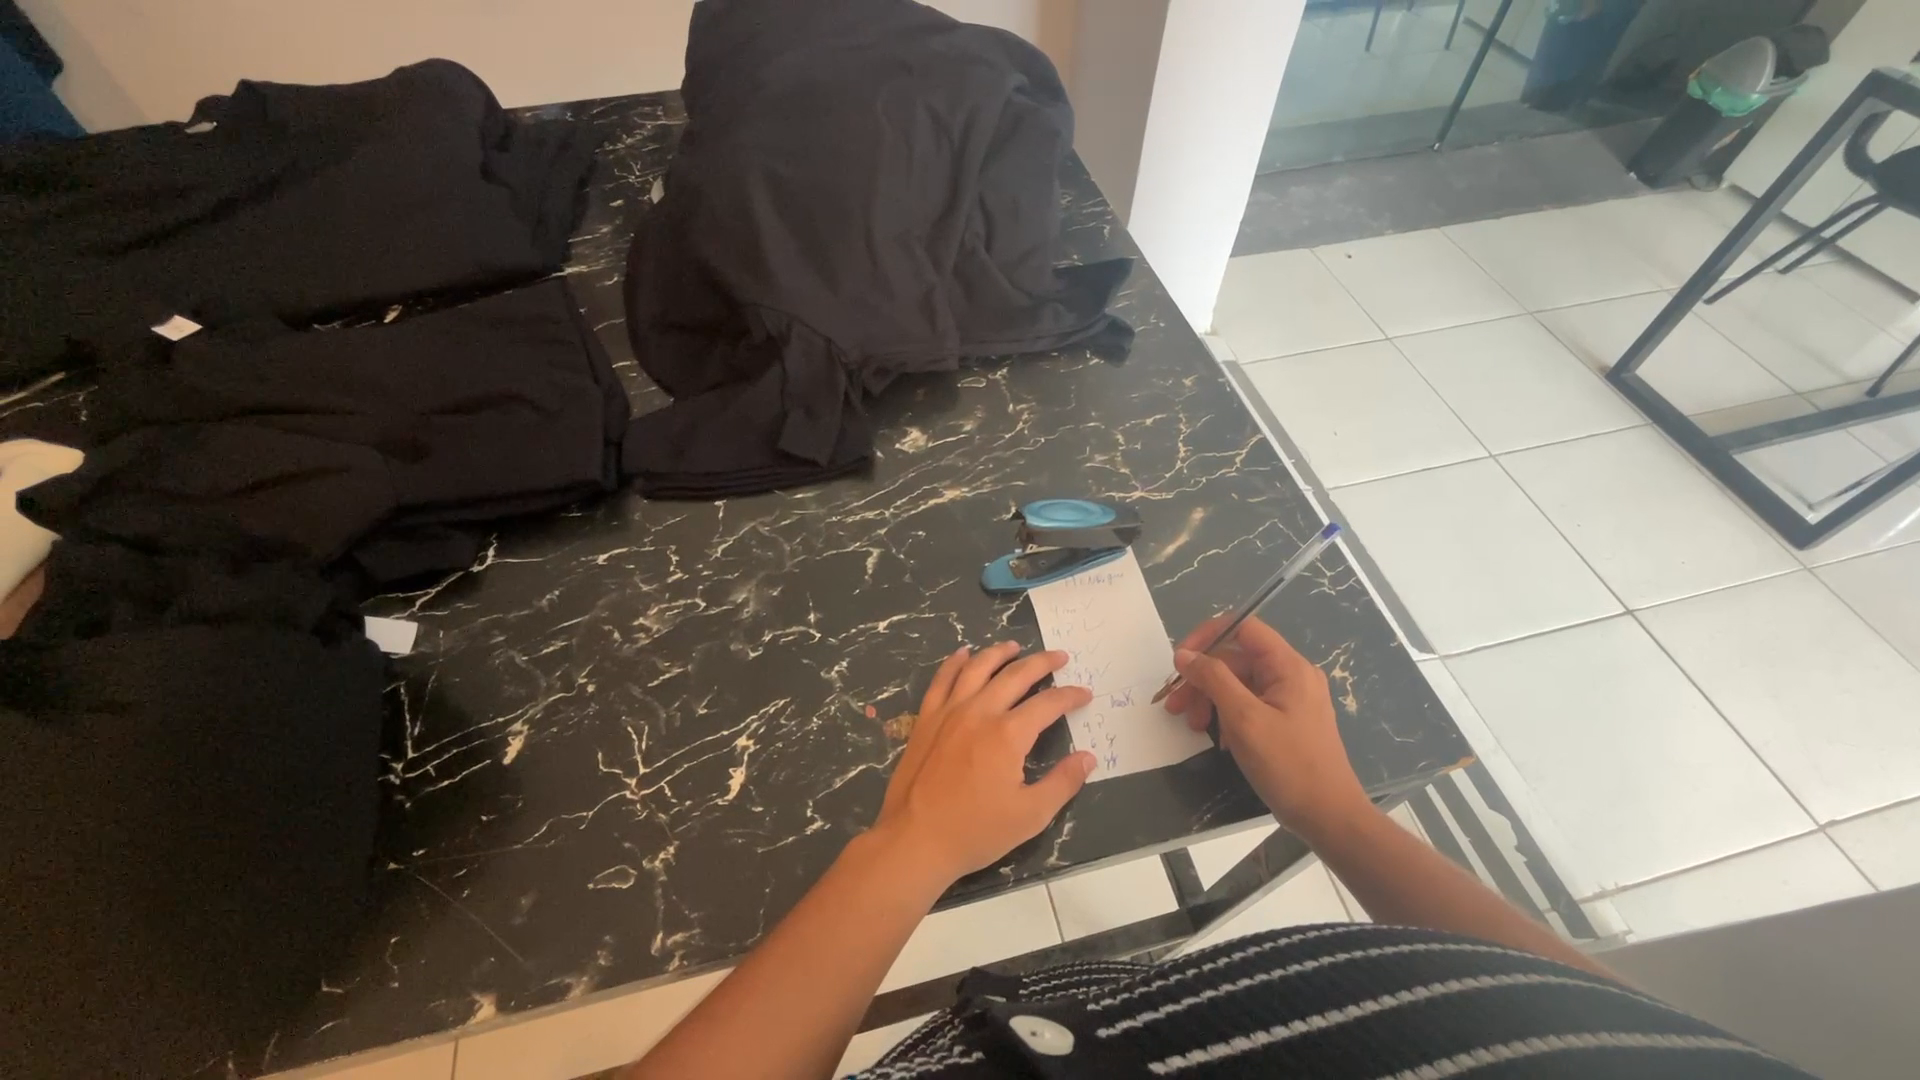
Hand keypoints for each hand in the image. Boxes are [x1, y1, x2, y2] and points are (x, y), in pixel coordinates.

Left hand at [872, 643, 1096, 884]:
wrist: (915, 839)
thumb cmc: (976, 831)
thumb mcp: (1030, 815)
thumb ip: (1062, 782)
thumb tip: (1087, 757)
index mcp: (1008, 734)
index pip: (1048, 704)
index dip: (1070, 696)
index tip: (1084, 694)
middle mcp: (979, 712)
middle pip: (1015, 675)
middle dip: (1041, 663)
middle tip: (1059, 657)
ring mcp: (949, 712)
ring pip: (977, 668)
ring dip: (999, 653)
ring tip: (1015, 646)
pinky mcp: (926, 719)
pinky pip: (941, 680)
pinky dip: (954, 662)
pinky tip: (963, 654)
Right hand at [1163, 616, 1370, 838]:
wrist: (1329, 817)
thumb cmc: (1288, 765)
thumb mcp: (1243, 719)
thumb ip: (1213, 679)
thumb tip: (1185, 654)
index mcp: (1288, 667)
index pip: (1243, 628)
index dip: (1207, 636)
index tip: (1180, 661)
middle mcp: (1292, 676)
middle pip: (1236, 660)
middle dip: (1203, 679)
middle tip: (1175, 705)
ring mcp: (1291, 700)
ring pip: (1239, 684)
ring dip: (1211, 700)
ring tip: (1192, 727)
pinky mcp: (1287, 722)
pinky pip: (1250, 705)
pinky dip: (1228, 716)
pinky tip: (1220, 741)